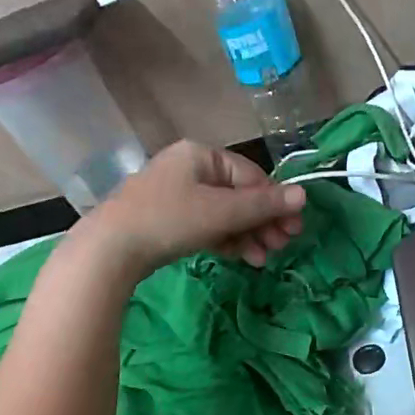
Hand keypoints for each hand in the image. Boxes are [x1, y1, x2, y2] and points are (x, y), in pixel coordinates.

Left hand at [76, 140, 305, 274]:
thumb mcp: (222, 212)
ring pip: (224, 214)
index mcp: (201, 155)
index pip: (251, 176)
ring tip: (263, 259)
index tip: (293, 230)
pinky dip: (225, 240)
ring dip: (247, 235)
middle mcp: (189, 169)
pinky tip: (241, 257)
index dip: (275, 203)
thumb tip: (304, 195)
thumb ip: (263, 205)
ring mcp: (176, 195)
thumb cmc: (170, 220)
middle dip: (263, 223)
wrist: (111, 249)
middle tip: (282, 247)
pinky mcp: (168, 220)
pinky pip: (206, 225)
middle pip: (238, 195)